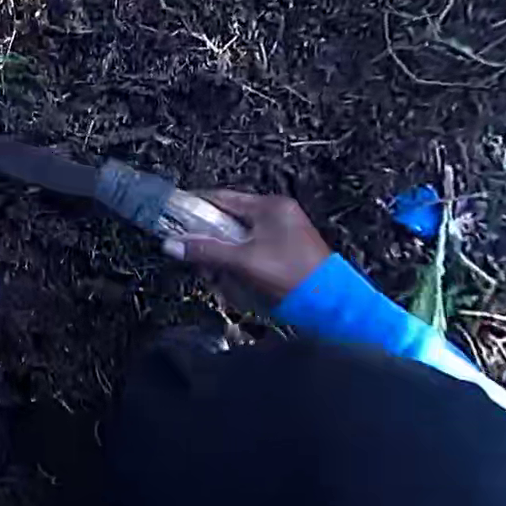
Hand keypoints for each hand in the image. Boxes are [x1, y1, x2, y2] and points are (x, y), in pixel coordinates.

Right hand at [162, 191, 331, 301]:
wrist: (335, 308)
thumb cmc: (293, 278)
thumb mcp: (243, 262)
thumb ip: (206, 251)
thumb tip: (171, 244)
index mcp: (270, 207)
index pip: (220, 198)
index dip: (194, 208)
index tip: (174, 220)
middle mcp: (277, 213)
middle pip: (226, 219)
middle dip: (208, 239)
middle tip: (197, 258)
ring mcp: (282, 232)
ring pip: (236, 236)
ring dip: (222, 254)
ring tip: (216, 274)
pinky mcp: (285, 250)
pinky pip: (249, 249)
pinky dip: (236, 261)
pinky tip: (232, 278)